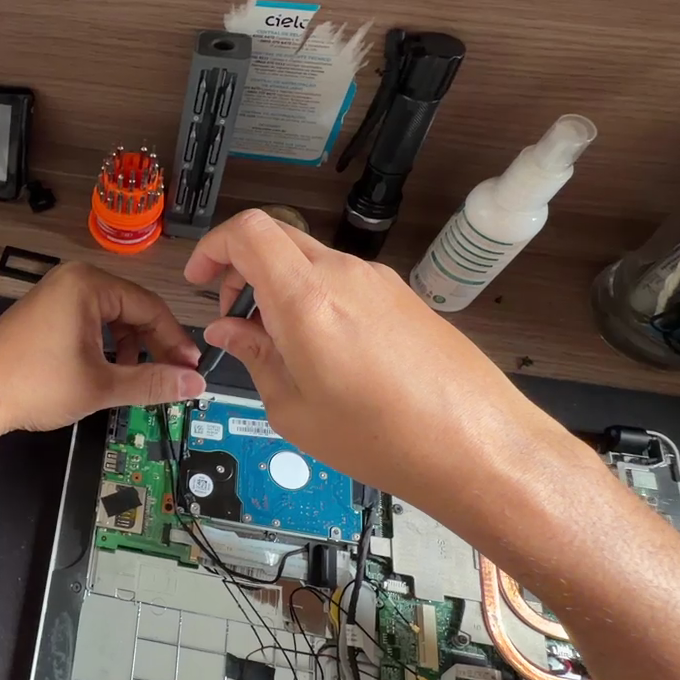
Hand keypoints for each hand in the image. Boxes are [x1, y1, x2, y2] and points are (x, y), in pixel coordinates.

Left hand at [0, 263, 205, 437]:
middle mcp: (72, 279)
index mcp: (88, 284)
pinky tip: (106, 369)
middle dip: (153, 344)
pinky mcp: (43, 311)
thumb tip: (196, 384)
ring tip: (135, 377)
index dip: (175, 340)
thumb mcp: (101, 386)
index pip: (150, 306)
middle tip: (172, 376)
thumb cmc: (35, 385)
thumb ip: (152, 382)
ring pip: (111, 316)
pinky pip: (88, 320)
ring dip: (129, 345)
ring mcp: (54, 293)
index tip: (192, 369)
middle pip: (131, 308)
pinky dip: (104, 344)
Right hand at [184, 210, 592, 511]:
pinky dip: (312, 295)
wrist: (478, 447)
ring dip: (277, 284)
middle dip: (240, 267)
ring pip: (308, 258)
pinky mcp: (401, 296)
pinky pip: (341, 278)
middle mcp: (342, 275)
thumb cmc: (381, 438)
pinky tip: (319, 348)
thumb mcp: (292, 408)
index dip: (212, 248)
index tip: (201, 281)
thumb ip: (253, 356)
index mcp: (305, 299)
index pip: (247, 232)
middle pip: (275, 237)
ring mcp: (377, 281)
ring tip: (276, 342)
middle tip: (233, 315)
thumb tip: (228, 330)